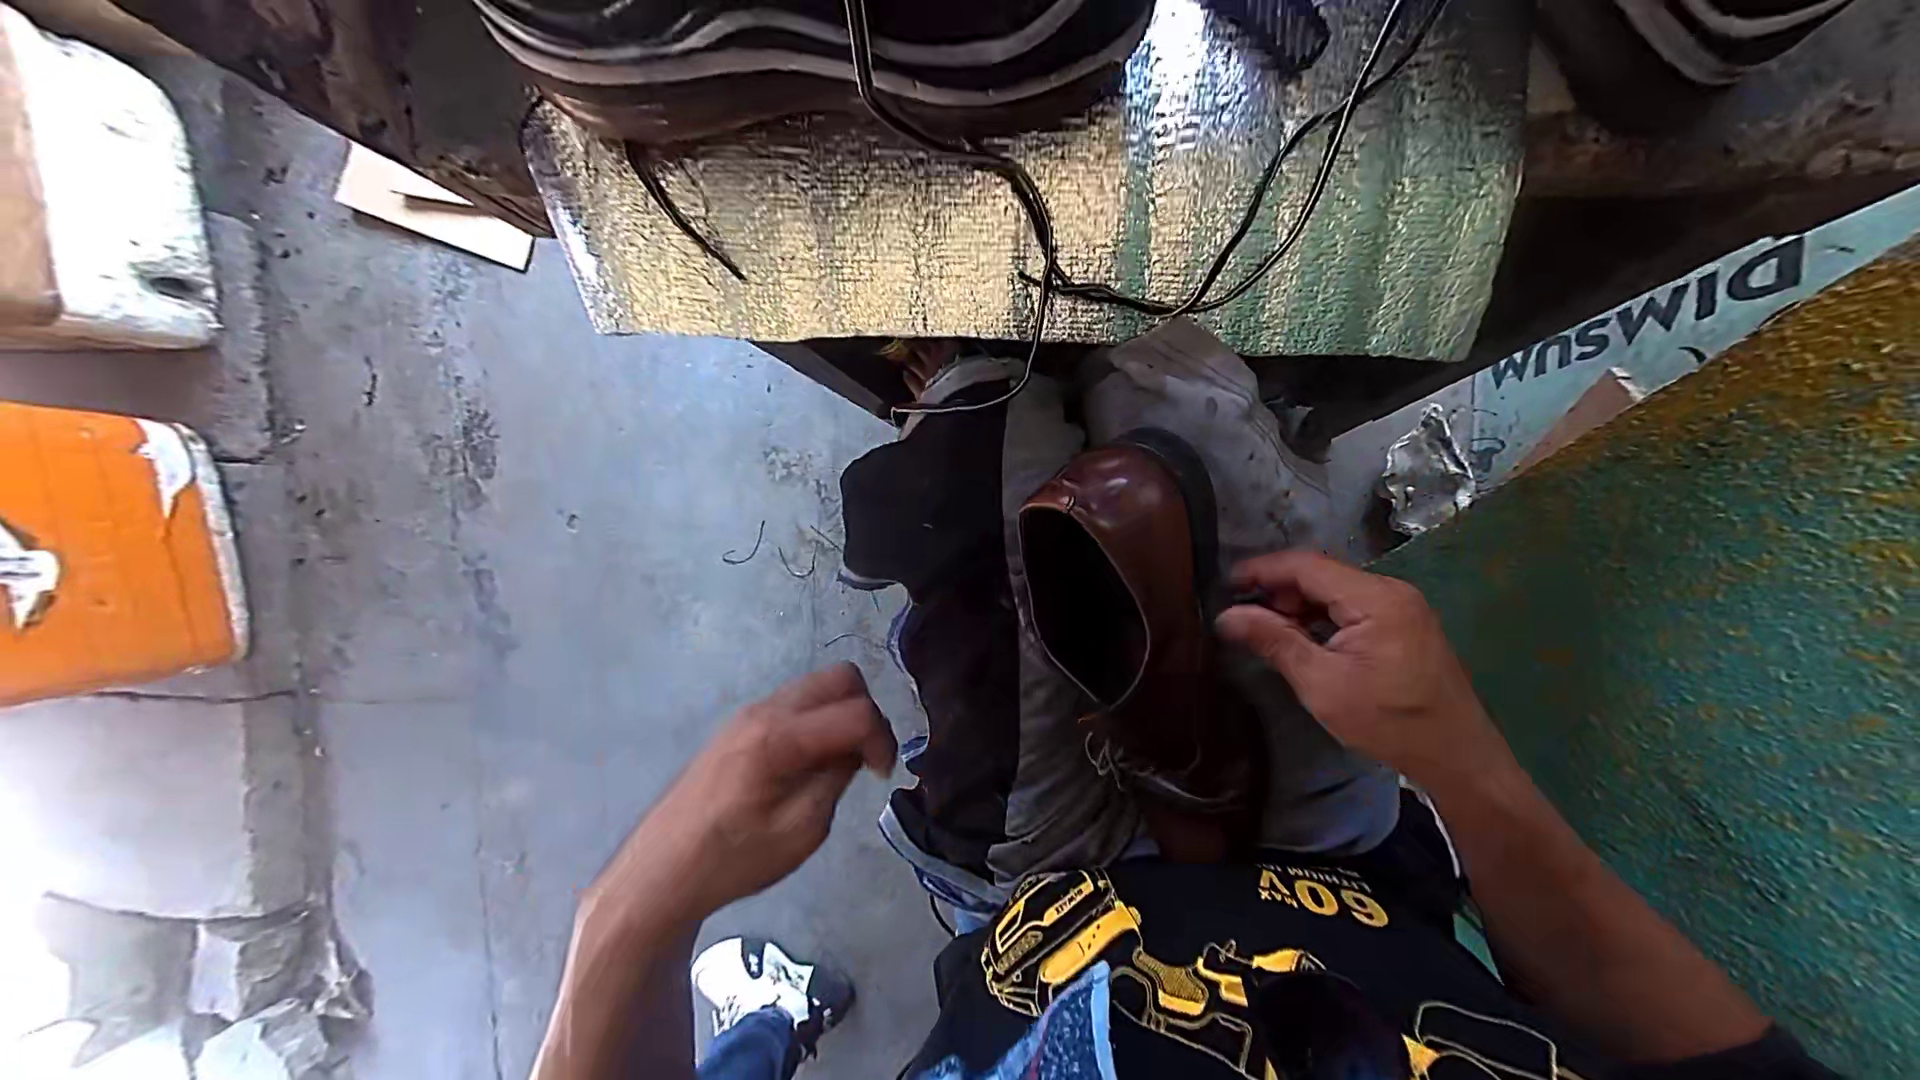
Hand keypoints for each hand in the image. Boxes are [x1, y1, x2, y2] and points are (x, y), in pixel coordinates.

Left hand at [579, 663, 896, 933]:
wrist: (659, 871)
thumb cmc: (732, 860)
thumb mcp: (801, 831)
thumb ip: (837, 778)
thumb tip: (856, 749)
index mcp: (780, 736)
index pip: (857, 711)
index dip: (883, 739)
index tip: (881, 775)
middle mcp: (766, 709)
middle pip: (842, 677)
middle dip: (866, 713)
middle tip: (864, 758)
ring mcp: (750, 711)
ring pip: (818, 685)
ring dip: (841, 713)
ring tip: (836, 762)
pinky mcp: (741, 723)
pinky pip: (796, 701)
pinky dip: (818, 718)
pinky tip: (807, 761)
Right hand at [1214, 551, 1516, 791]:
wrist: (1459, 759)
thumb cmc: (1388, 722)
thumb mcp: (1321, 683)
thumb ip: (1273, 640)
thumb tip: (1226, 616)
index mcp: (1376, 599)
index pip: (1306, 566)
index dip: (1262, 570)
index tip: (1225, 583)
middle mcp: (1391, 591)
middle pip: (1320, 573)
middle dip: (1277, 589)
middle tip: (1243, 613)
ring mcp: (1401, 606)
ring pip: (1333, 589)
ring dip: (1297, 603)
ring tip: (1265, 627)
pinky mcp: (1403, 623)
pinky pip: (1350, 605)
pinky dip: (1319, 614)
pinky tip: (1300, 635)